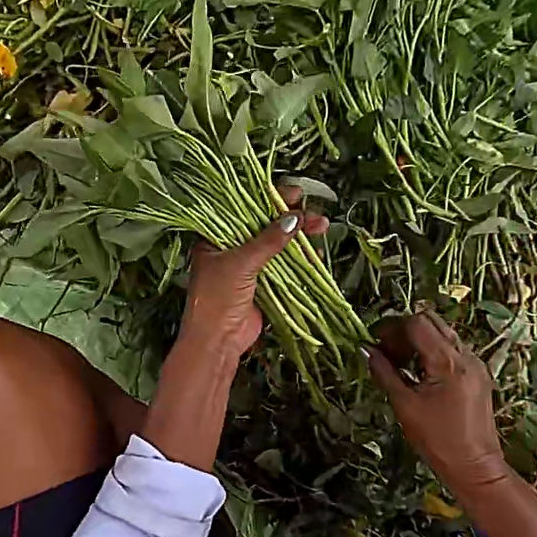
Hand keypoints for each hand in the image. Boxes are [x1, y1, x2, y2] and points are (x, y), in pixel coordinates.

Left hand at [178, 187, 328, 360]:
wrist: (217, 343)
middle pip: (265, 225)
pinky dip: (300, 260)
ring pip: (278, 245)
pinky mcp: (262, 283)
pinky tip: (315, 254)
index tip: (296, 193)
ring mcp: (248, 266)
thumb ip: (268, 241)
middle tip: (316, 216)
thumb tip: (293, 219)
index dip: (270, 198)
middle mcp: (231, 247)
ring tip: (322, 229)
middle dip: (292, 219)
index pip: (245, 209)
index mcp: (215, 237)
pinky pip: (284, 266)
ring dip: (299, 238)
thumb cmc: (216, 299)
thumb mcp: (240, 264)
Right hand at [364, 312, 509, 492]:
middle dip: (405, 330)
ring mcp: (475, 363)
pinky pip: (452, 349)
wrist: (475, 467)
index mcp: (447, 362)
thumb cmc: (437, 440)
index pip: (417, 323)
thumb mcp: (404, 405)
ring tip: (401, 363)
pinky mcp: (478, 374)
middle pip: (432, 321)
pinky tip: (419, 372)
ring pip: (443, 333)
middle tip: (388, 350)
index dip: (392, 328)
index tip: (377, 344)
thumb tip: (365, 350)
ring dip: (419, 340)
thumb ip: (384, 372)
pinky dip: (432, 351)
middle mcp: (465, 356)